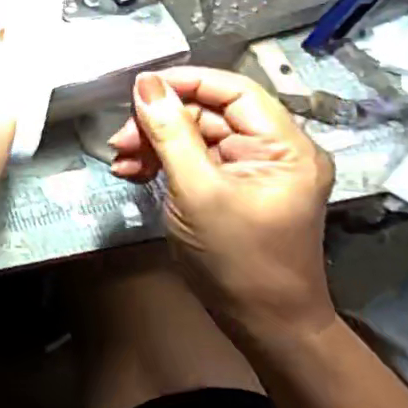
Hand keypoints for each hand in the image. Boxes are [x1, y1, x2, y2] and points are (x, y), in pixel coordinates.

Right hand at [108, 67, 337, 342]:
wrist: (262, 324)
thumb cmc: (240, 261)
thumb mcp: (197, 191)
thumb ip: (170, 134)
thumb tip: (146, 86)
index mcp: (285, 145)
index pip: (234, 90)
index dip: (186, 82)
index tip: (140, 89)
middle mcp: (274, 150)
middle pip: (208, 112)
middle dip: (161, 123)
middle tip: (122, 139)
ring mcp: (252, 169)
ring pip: (195, 135)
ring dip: (155, 144)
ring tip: (123, 160)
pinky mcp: (232, 186)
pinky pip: (193, 159)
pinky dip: (162, 163)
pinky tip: (135, 172)